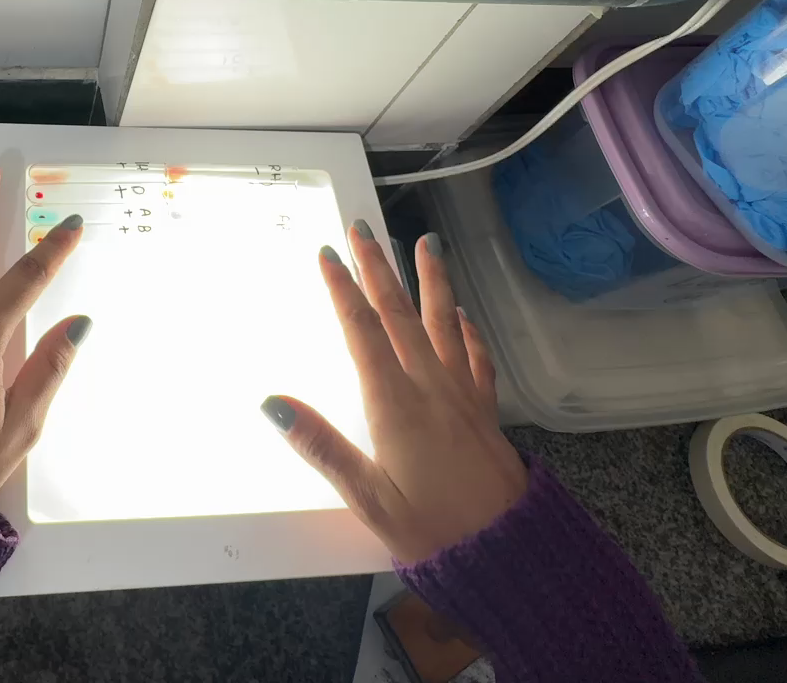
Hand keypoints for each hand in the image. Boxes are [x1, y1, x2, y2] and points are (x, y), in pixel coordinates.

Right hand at [265, 226, 526, 562]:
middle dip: (377, 268)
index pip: (362, 330)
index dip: (342, 289)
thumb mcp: (366, 497)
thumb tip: (272, 401)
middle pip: (399, 314)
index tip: (327, 253)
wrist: (514, 558)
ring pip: (443, 323)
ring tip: (426, 242)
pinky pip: (475, 358)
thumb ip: (319, 445)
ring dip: (431, 281)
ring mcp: (461, 394)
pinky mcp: (484, 410)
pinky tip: (463, 316)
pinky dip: (467, 331)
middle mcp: (429, 385)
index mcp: (395, 402)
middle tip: (363, 228)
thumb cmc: (431, 529)